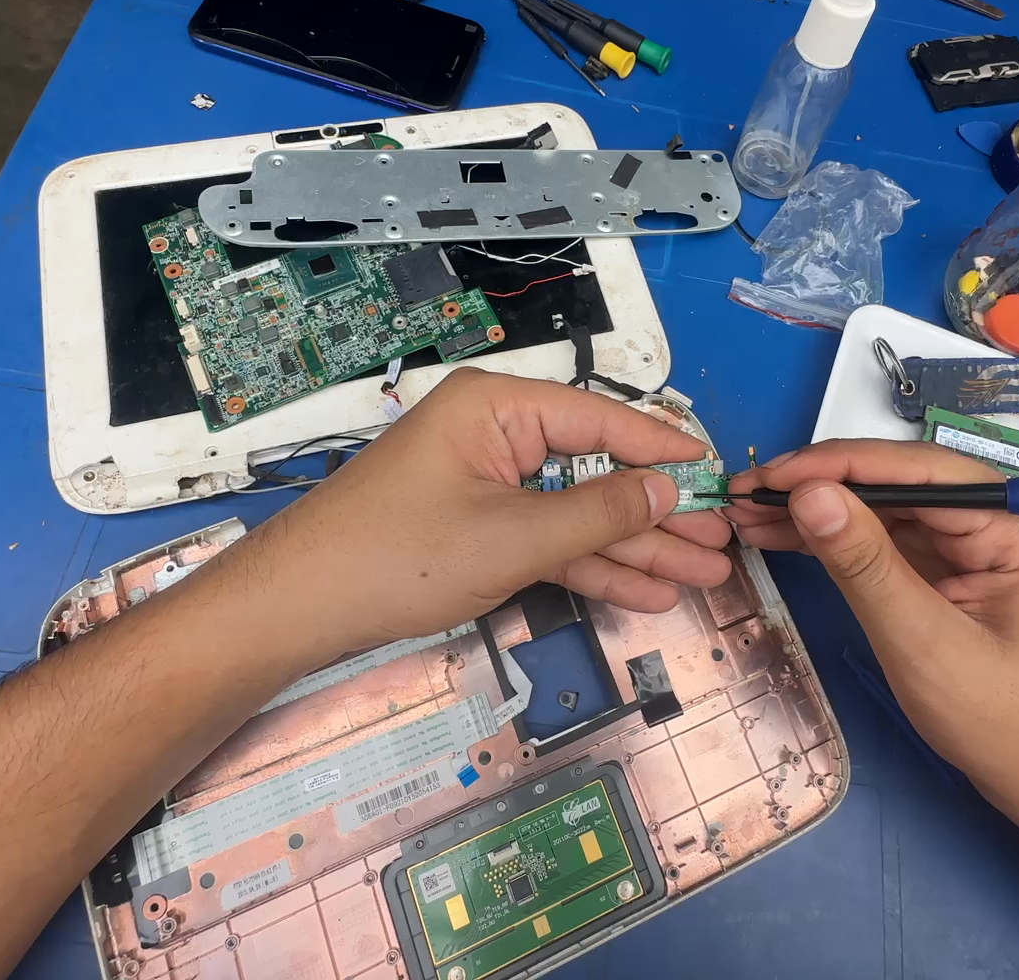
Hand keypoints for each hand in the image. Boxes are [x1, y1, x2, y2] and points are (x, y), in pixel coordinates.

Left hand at [231, 370, 732, 659]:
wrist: (300, 610)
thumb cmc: (400, 555)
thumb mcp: (512, 536)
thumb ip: (597, 514)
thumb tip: (665, 492)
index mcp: (499, 408)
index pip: (599, 420)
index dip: (660, 448)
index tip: (711, 468)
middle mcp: (498, 436)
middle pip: (595, 472)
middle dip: (657, 515)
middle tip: (718, 542)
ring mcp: (490, 486)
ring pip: (577, 514)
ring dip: (635, 548)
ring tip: (700, 574)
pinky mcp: (480, 527)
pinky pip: (547, 540)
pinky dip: (591, 566)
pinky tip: (646, 589)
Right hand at [724, 439, 1018, 833]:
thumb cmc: (1003, 722)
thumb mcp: (923, 641)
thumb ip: (863, 561)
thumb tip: (807, 493)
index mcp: (1018, 523)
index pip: (917, 470)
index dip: (836, 465)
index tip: (770, 475)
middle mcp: (999, 518)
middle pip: (895, 482)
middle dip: (817, 485)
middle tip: (746, 492)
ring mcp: (972, 543)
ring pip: (881, 508)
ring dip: (815, 510)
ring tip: (748, 512)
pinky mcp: (948, 568)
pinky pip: (884, 540)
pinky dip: (833, 539)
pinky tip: (782, 535)